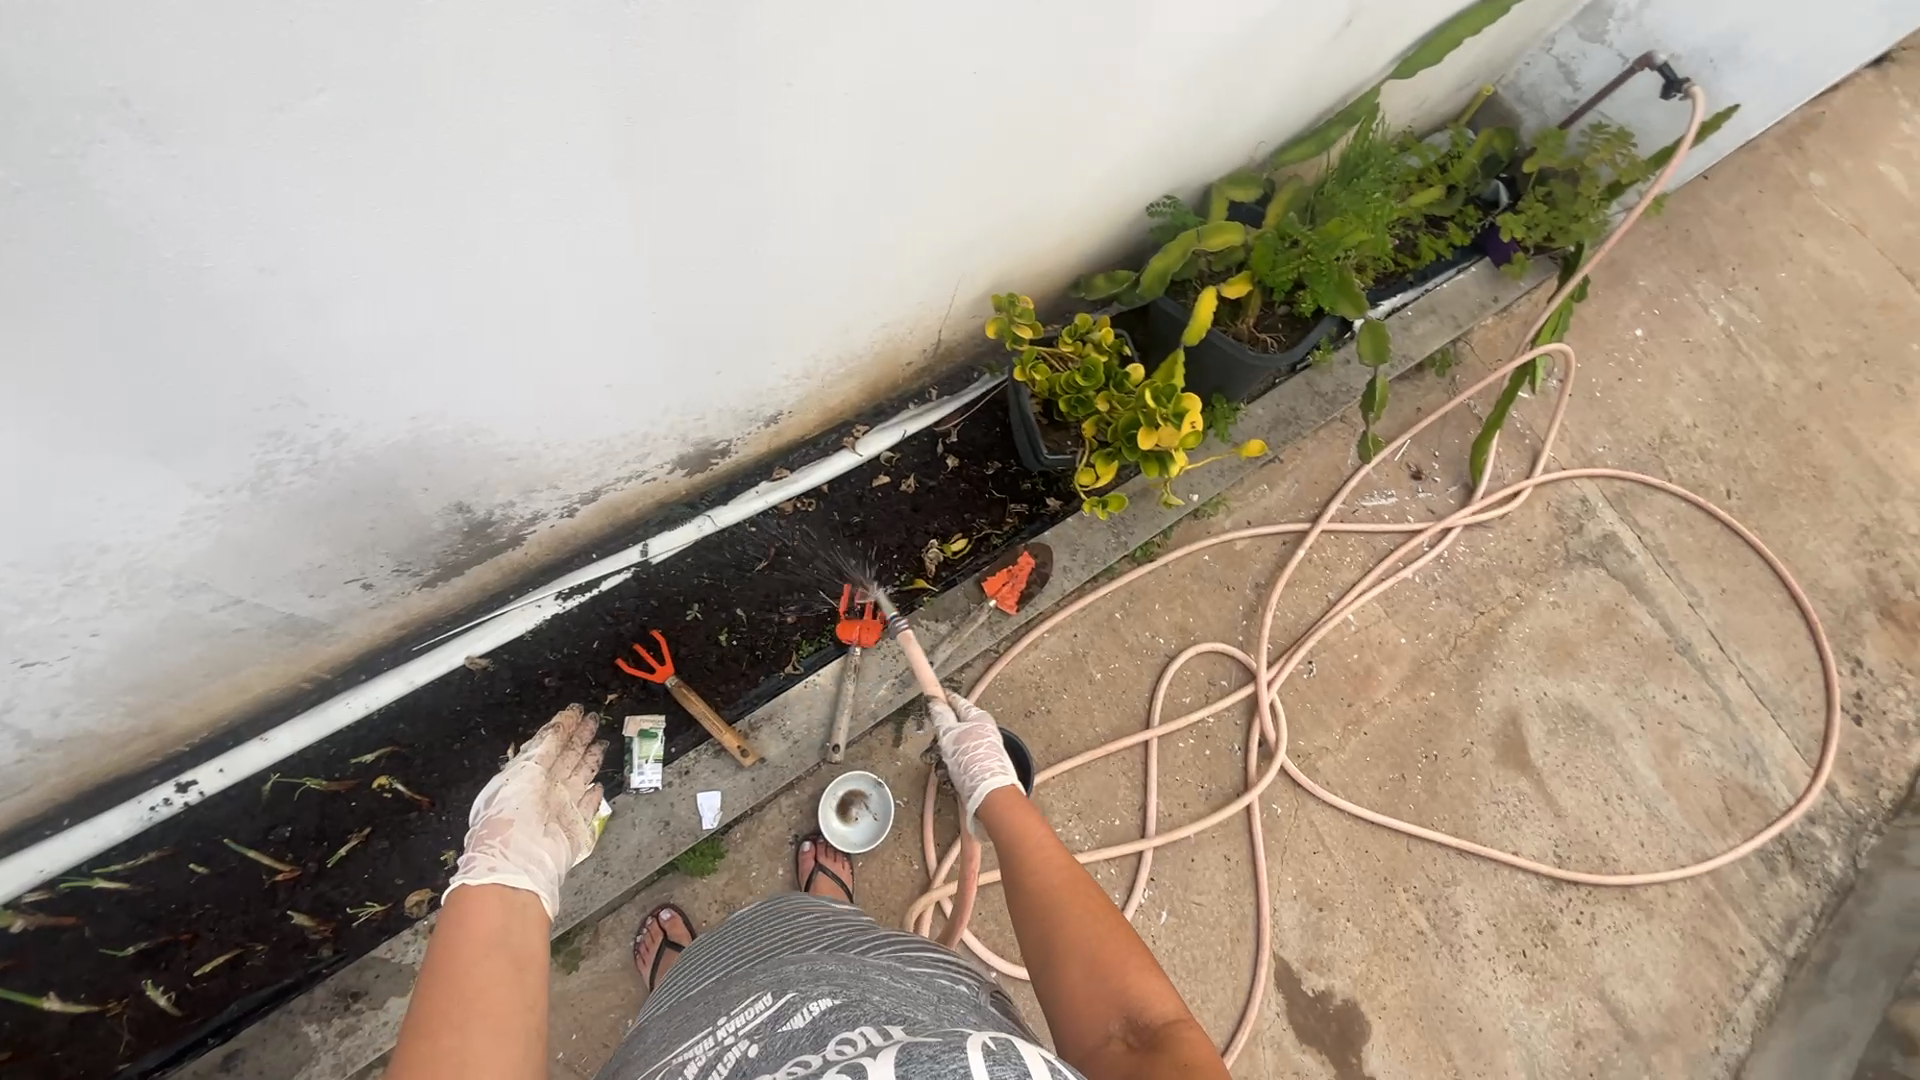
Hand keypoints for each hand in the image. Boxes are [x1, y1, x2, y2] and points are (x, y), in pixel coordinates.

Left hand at [447, 704, 607, 918]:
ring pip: (580, 777)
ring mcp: (561, 809)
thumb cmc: (513, 813)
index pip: (549, 745)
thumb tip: (561, 721)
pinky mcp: (576, 827)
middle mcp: (544, 790)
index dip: (564, 727)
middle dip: (580, 738)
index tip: (577, 710)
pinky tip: (598, 786)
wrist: (519, 861)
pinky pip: (589, 807)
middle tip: (594, 718)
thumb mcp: (524, 770)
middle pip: (567, 758)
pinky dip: (594, 796)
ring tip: (602, 742)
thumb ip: (545, 745)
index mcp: (527, 775)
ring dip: (591, 760)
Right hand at [928, 692, 1021, 833]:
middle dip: (941, 736)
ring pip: (956, 746)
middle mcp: (983, 731)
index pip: (957, 702)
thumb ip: (941, 717)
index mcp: (979, 718)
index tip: (931, 697)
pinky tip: (949, 776)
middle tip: (934, 744)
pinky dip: (952, 768)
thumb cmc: (973, 762)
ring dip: (944, 755)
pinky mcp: (980, 767)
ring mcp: (982, 750)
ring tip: (942, 766)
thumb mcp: (950, 735)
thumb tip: (934, 700)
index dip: (942, 700)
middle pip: (955, 726)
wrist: (989, 794)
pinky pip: (961, 762)